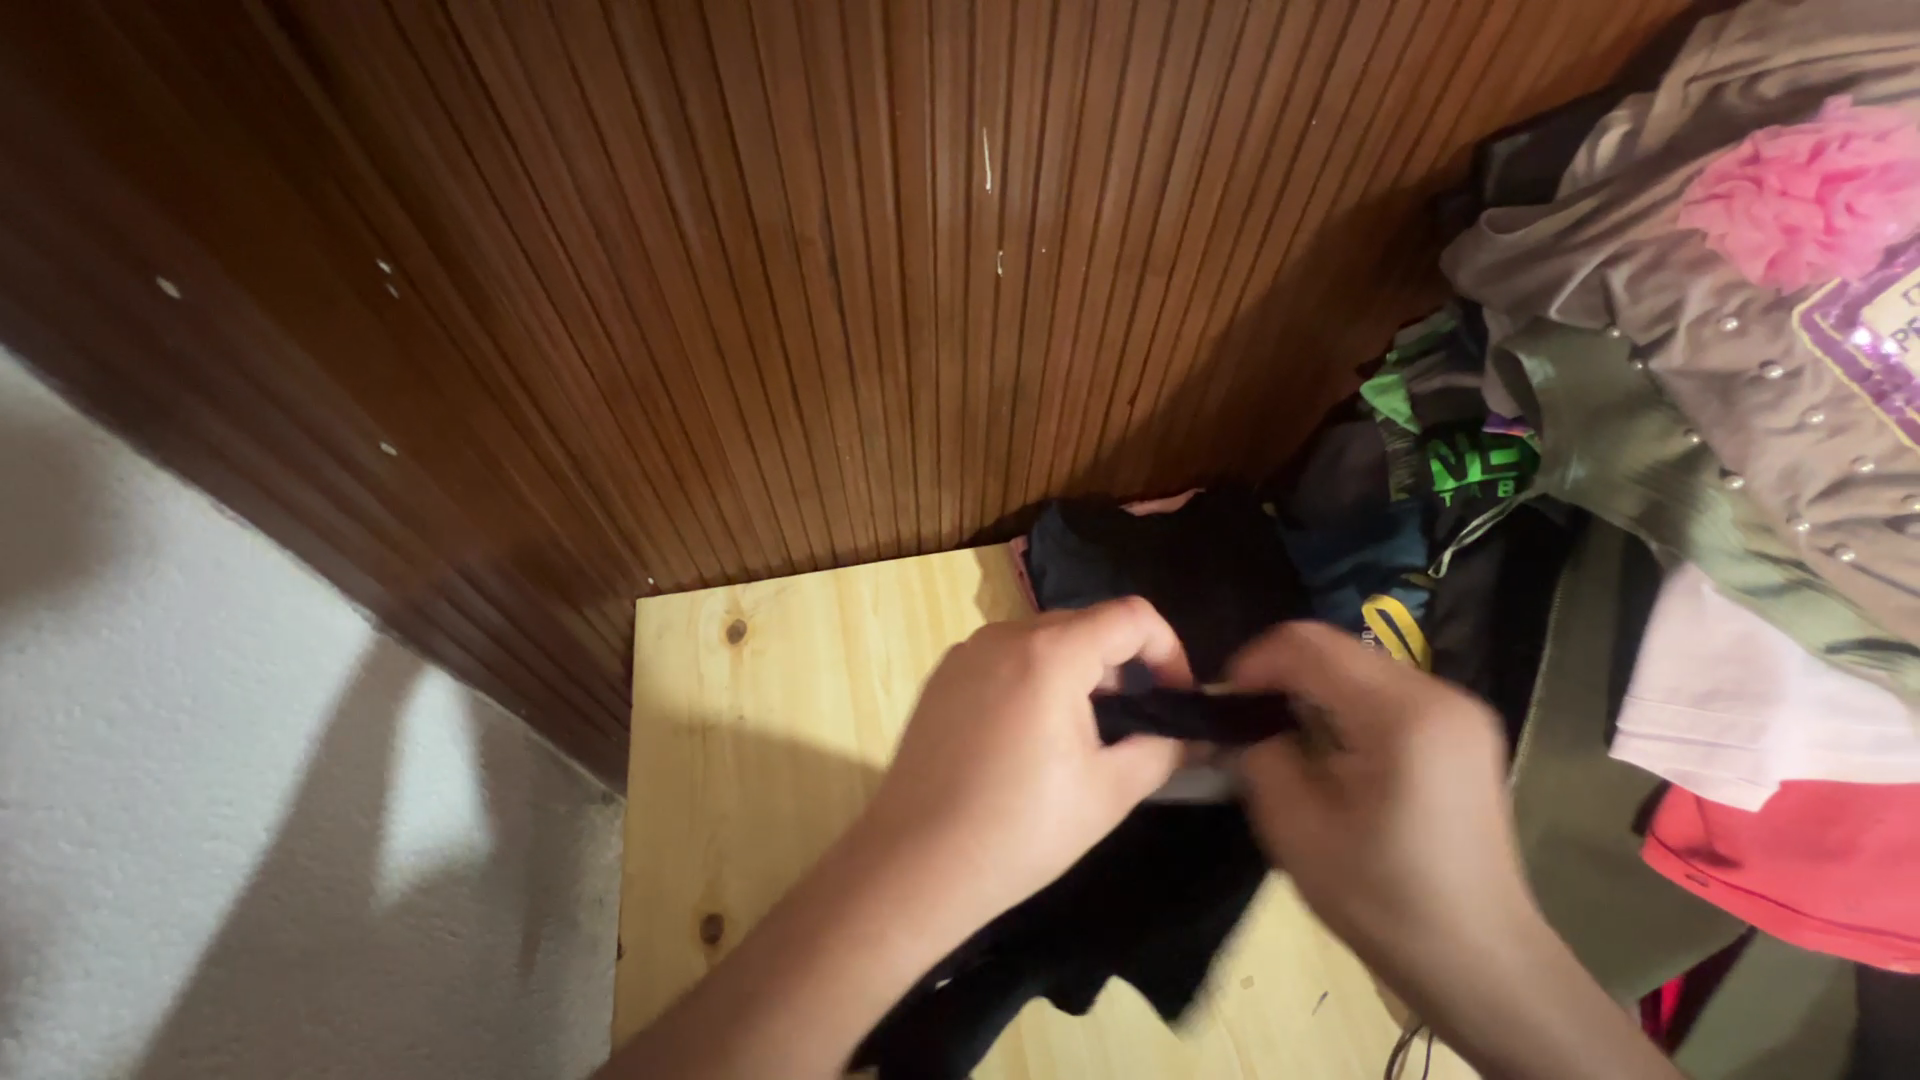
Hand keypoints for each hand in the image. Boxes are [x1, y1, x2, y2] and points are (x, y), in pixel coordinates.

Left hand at [852, 596, 1190, 927]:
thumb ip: (1161, 748)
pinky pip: (1004, 660)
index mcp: (1050, 653)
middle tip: (1133, 725)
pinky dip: (1033, 681)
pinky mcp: (940, 678)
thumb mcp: (1109, 792)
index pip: (1131, 616)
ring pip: (1042, 642)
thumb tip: (1184, 734)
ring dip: (1076, 675)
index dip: (1168, 650)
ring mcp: (965, 654)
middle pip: (1085, 626)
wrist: (915, 863)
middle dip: (1121, 666)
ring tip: (1080, 737)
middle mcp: (1004, 636)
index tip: (1175, 697)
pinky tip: (1027, 740)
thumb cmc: (1020, 829)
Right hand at [1225, 621, 1532, 963]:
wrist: (1477, 960)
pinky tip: (1330, 752)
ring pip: (1356, 666)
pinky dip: (1341, 706)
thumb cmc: (1381, 897)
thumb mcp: (1294, 824)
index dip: (1253, 664)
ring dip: (1309, 691)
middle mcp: (1439, 693)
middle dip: (1279, 677)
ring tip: (1284, 740)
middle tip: (1247, 724)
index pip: (1307, 644)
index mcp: (1403, 713)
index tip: (1225, 705)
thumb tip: (1240, 719)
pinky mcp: (1461, 729)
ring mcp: (1458, 709)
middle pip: (1334, 649)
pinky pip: (1382, 690)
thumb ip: (1258, 750)